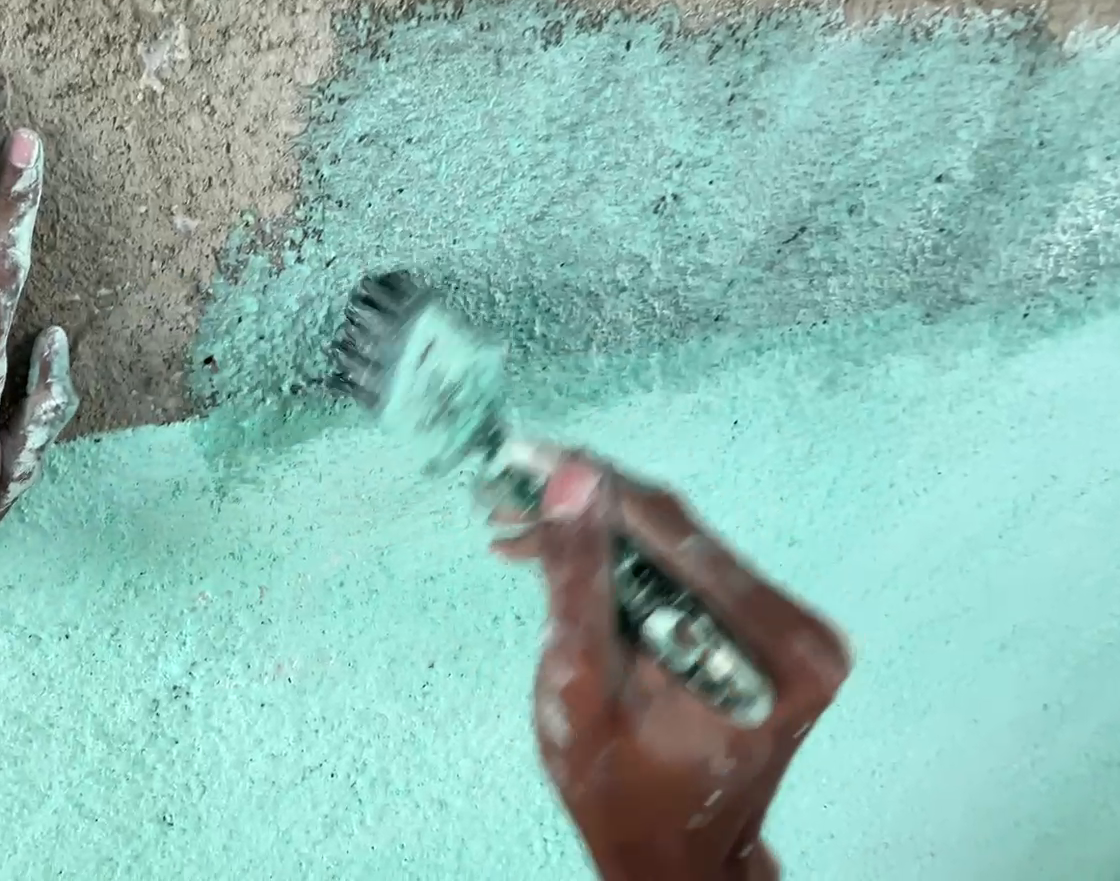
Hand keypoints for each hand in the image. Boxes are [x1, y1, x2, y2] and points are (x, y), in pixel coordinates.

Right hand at [488, 453, 850, 880]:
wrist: (667, 851)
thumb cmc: (616, 782)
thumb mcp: (579, 677)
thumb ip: (575, 574)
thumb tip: (569, 476)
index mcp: (769, 646)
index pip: (666, 527)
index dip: (587, 483)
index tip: (521, 456)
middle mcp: (794, 627)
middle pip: (667, 530)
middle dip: (577, 511)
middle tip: (503, 498)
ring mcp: (780, 627)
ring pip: (663, 543)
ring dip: (585, 533)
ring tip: (513, 530)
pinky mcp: (756, 629)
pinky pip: (672, 568)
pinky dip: (609, 560)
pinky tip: (554, 558)